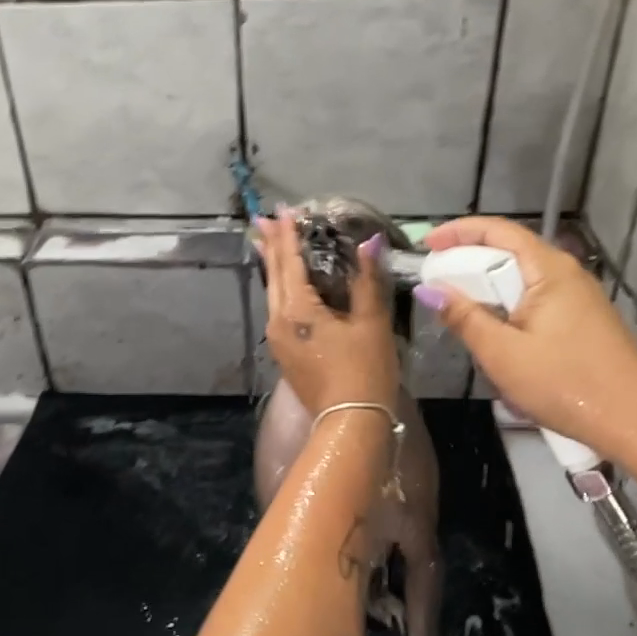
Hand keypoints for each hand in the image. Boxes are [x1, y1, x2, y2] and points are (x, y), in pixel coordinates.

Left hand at [255, 211, 399, 414]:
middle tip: (264, 220)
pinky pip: (278, 310)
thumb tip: (371, 241)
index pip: (290, 262)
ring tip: (270, 244)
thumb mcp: (371, 323)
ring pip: (273, 294)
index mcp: (296, 310)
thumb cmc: (364, 371)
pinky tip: (286, 285)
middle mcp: (278, 322)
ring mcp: (278, 341)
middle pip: (274, 276)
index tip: (284, 211)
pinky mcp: (285, 355)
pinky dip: (281, 289)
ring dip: (274, 267)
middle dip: (271, 247)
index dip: (288, 235)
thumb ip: (367, 280)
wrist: (350, 424)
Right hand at [416, 217, 636, 457]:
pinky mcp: (582, 322)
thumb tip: (428, 289)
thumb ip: (463, 317)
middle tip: (435, 288)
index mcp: (549, 270)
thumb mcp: (503, 354)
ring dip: (488, 297)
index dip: (457, 232)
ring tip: (463, 323)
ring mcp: (577, 298)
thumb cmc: (567, 385)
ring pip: (520, 284)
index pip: (498, 230)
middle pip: (508, 254)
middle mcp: (566, 274)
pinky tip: (499, 347)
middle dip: (468, 268)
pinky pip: (534, 305)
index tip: (426, 246)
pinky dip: (508, 315)